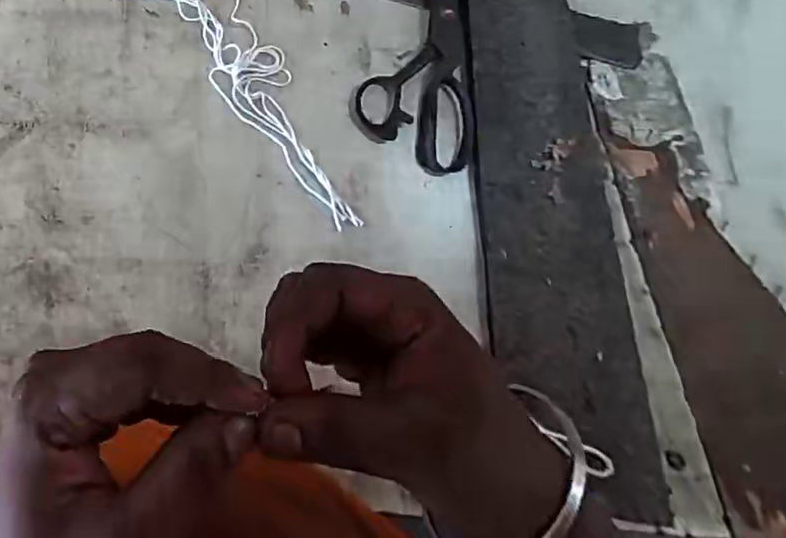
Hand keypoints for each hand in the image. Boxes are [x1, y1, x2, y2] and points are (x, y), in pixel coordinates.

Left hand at [0, 330, 268, 537]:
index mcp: (49, 394)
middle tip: (255, 407)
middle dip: (201, 379)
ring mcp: (59, 381)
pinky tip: (200, 411)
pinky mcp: (69, 397)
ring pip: (141, 365)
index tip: (258, 399)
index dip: (205, 376)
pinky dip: (170, 396)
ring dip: (191, 386)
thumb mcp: (127, 536)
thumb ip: (186, 473)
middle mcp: (51, 371)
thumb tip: (244, 419)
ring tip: (236, 409)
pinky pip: (130, 382)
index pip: (142, 363)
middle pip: (142, 358)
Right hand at [258, 263, 587, 537]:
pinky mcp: (365, 366)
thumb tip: (264, 425)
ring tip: (283, 400)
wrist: (521, 500)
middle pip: (311, 295)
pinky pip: (315, 352)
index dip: (294, 321)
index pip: (329, 286)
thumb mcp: (414, 440)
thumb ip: (338, 428)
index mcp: (403, 304)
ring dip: (286, 352)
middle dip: (284, 334)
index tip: (279, 379)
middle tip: (275, 391)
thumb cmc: (482, 455)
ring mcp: (372, 335)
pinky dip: (296, 371)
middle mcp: (382, 308)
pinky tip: (296, 399)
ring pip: (308, 321)